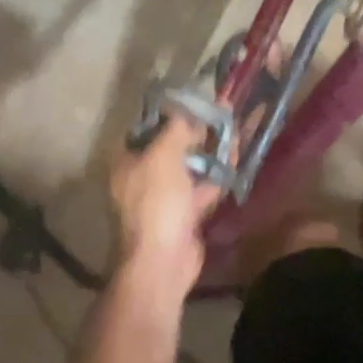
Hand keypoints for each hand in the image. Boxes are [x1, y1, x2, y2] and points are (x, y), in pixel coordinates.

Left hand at [109, 116, 222, 289]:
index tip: (194, 102)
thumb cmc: (157, 201)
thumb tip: (187, 115)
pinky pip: (201, 188)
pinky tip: (234, 160)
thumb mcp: (164, 154)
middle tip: (219, 114)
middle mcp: (142, 177)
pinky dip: (216, 176)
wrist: (163, 261)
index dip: (170, 113)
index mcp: (127, 161)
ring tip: (232, 131)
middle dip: (195, 131)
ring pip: (189, 167)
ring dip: (209, 152)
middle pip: (171, 146)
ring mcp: (164, 197)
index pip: (147, 128)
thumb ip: (176, 128)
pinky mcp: (184, 215)